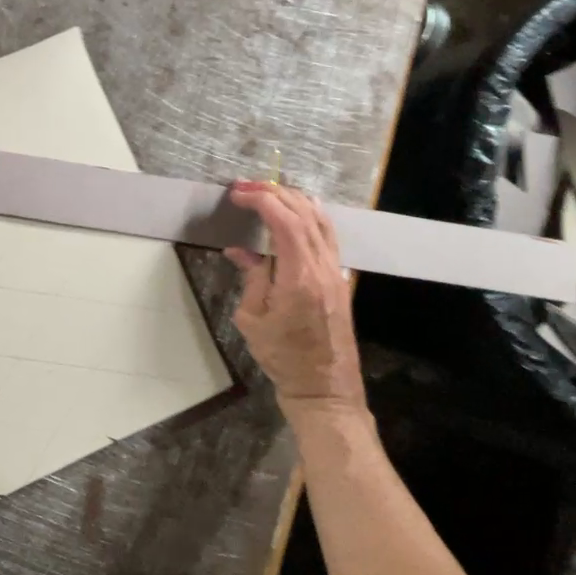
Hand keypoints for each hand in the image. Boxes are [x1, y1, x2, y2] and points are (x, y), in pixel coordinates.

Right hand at [224, 181, 366, 421]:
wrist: (324, 387)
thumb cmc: (282, 356)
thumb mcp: (253, 317)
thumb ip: (252, 277)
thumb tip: (242, 250)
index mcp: (300, 277)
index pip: (285, 222)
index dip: (261, 200)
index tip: (237, 194)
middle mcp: (324, 269)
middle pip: (305, 215)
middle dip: (275, 194)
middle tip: (244, 187)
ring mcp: (336, 273)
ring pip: (322, 222)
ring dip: (294, 201)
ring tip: (268, 191)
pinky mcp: (338, 280)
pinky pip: (327, 237)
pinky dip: (309, 217)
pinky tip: (297, 212)